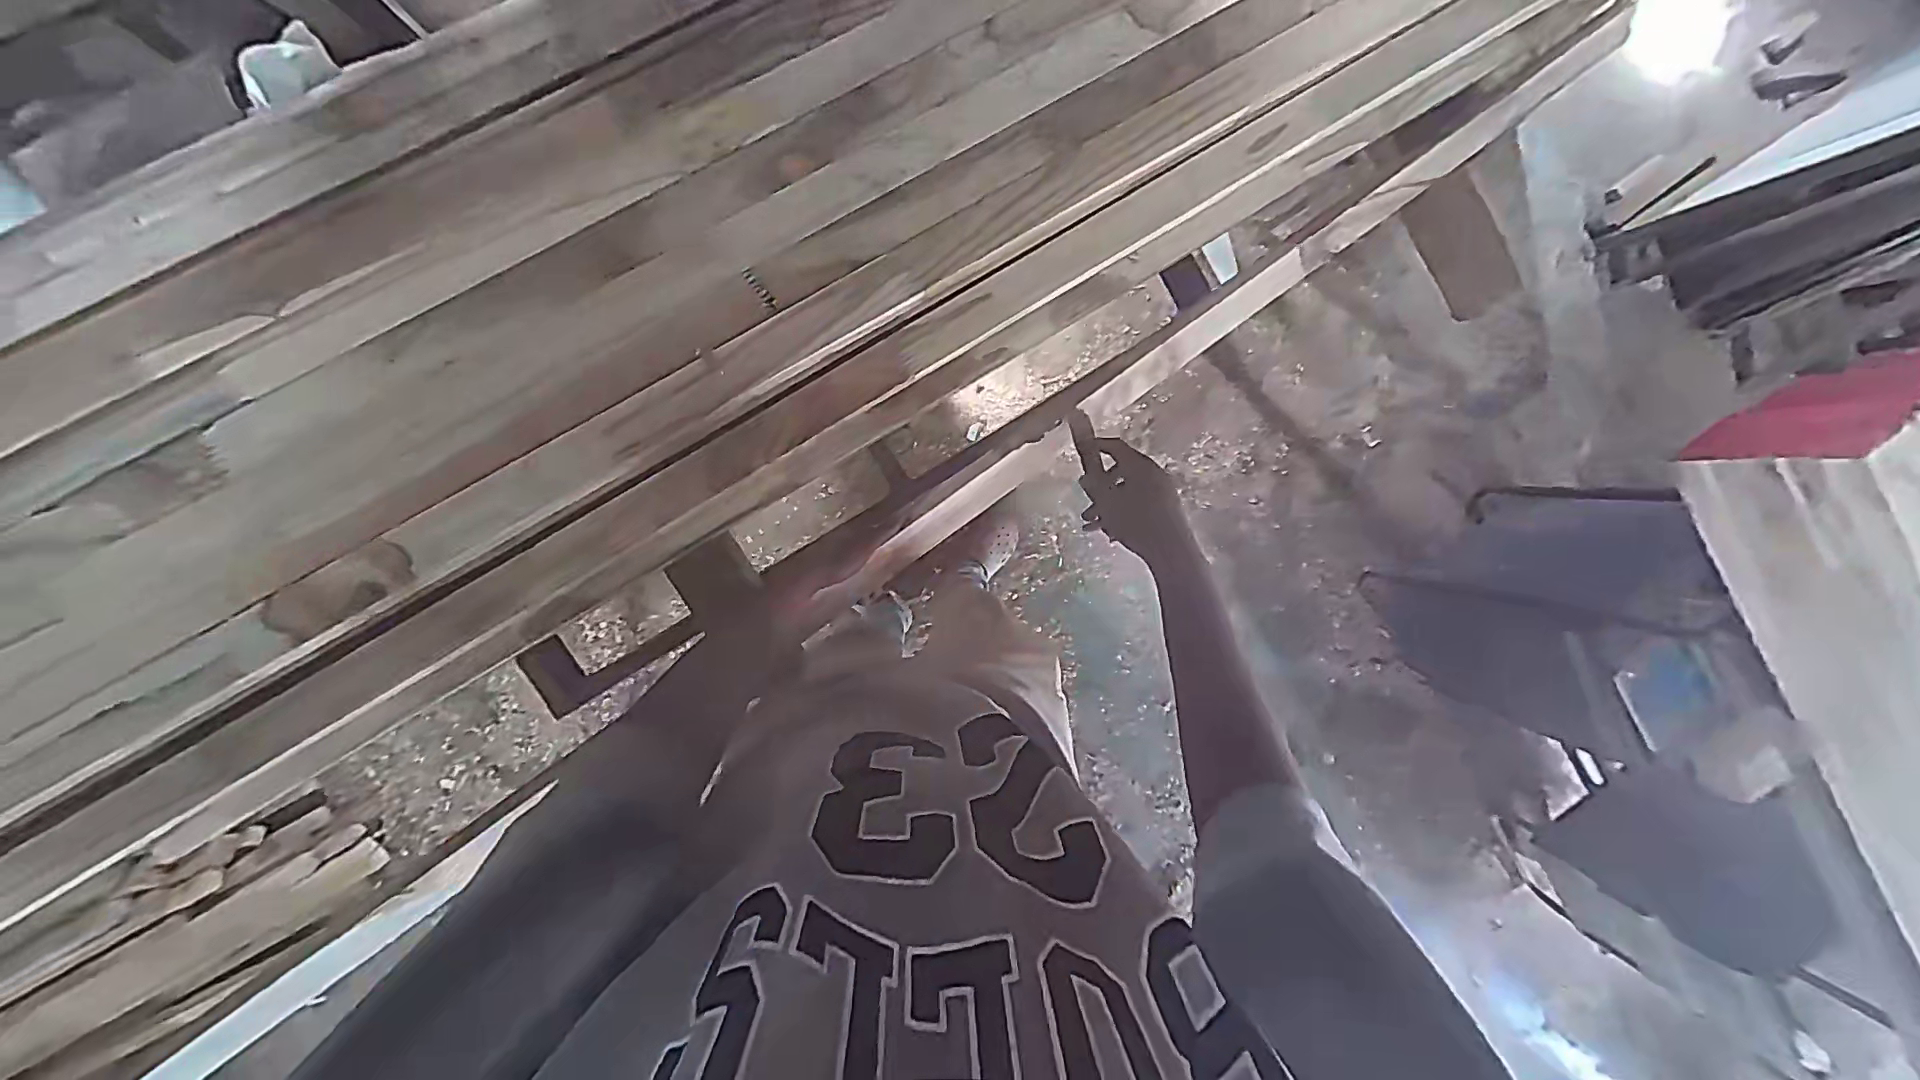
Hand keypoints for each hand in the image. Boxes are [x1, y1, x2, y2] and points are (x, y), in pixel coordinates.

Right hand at [1078, 437, 1194, 566]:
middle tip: (1088, 502)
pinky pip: (1139, 502)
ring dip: (1108, 504)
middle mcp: (1153, 473)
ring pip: (1128, 491)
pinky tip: (1110, 532)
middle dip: (1100, 487)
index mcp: (1139, 466)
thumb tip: (1085, 476)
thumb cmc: (1135, 522)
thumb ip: (1093, 485)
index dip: (1098, 446)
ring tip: (1093, 523)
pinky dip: (1123, 512)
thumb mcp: (1106, 502)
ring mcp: (1162, 490)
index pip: (1116, 446)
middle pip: (1121, 472)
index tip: (1085, 449)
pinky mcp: (1167, 507)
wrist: (1170, 549)